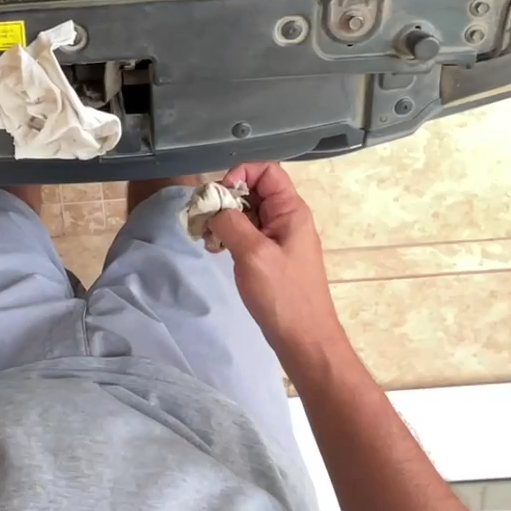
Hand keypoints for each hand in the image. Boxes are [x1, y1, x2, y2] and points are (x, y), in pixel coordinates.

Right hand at [207, 162, 344, 358]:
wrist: (304, 340)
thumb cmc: (283, 295)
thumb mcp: (253, 254)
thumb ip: (231, 222)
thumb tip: (213, 207)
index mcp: (291, 211)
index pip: (266, 171)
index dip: (240, 174)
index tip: (220, 197)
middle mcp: (287, 218)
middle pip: (253, 190)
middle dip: (226, 200)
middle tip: (206, 221)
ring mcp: (279, 238)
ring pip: (247, 212)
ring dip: (224, 220)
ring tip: (209, 240)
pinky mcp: (270, 256)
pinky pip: (247, 233)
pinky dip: (229, 237)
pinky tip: (216, 251)